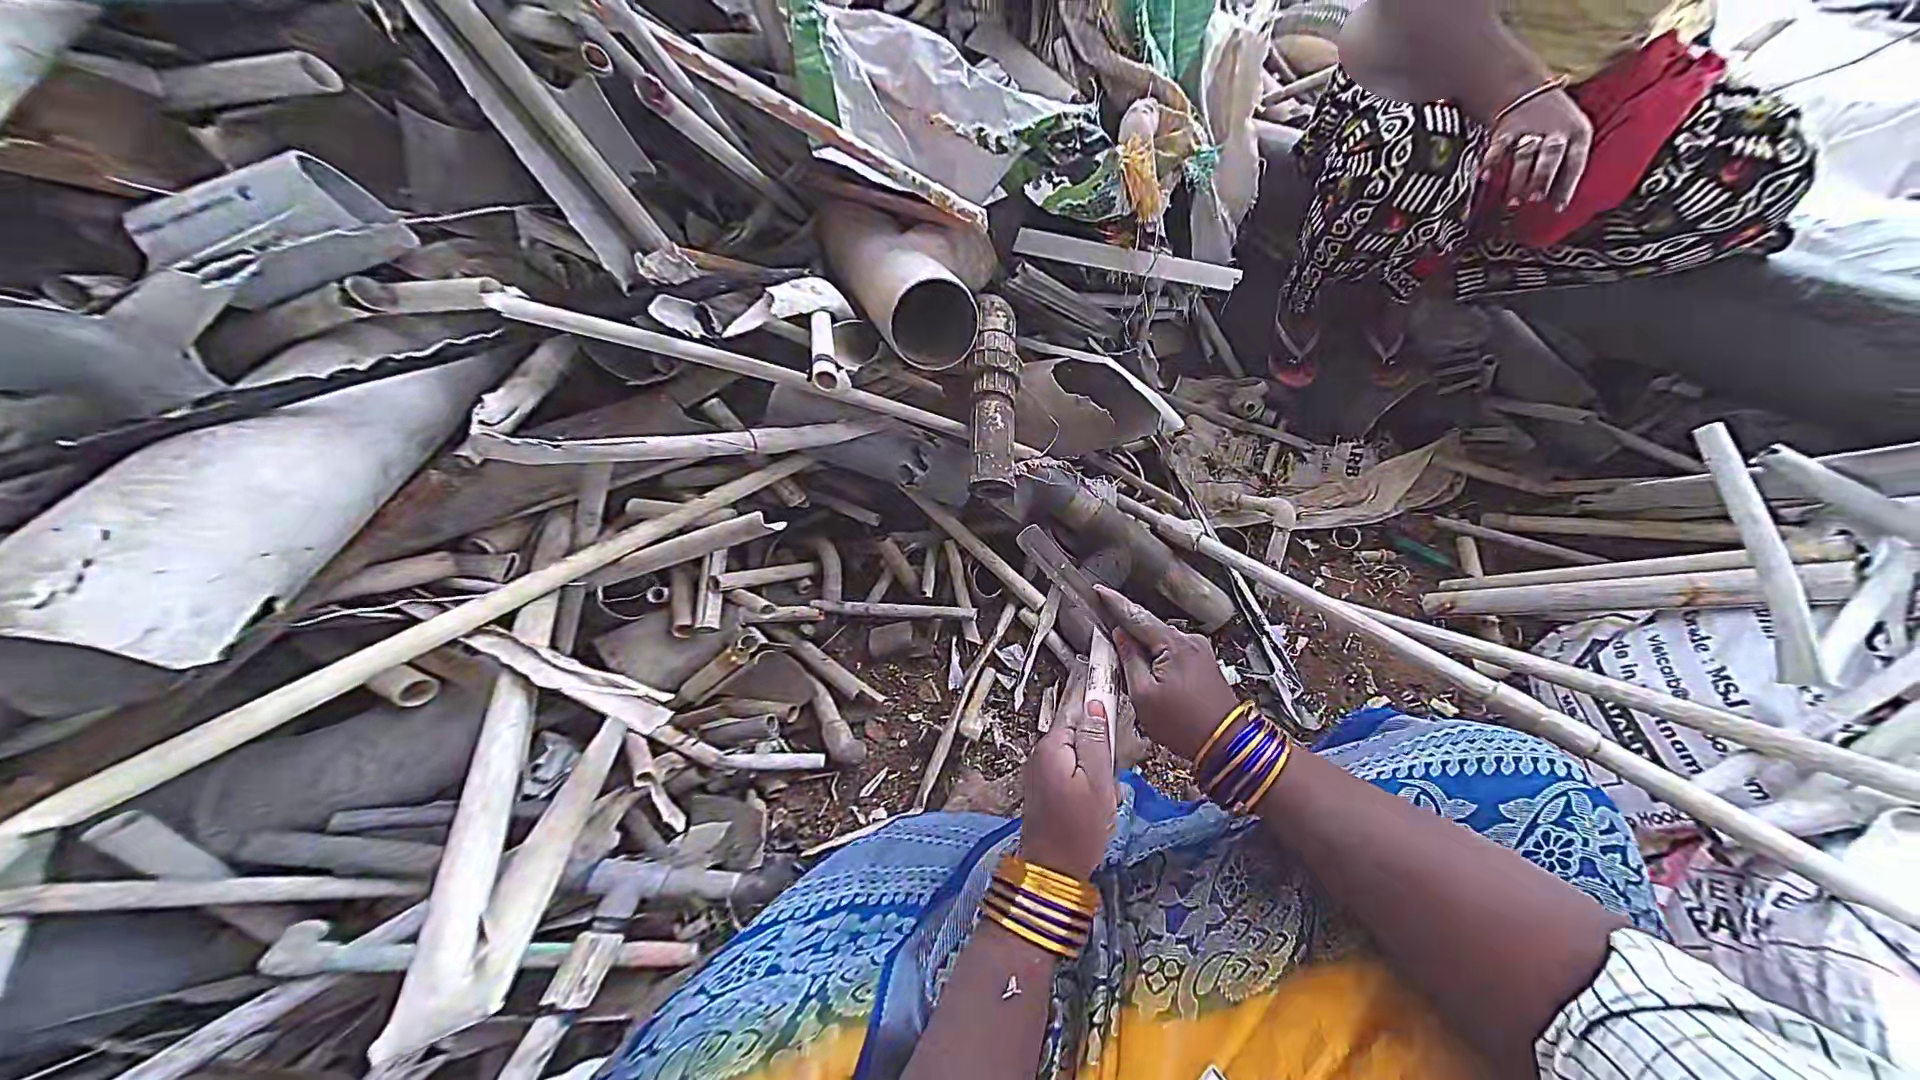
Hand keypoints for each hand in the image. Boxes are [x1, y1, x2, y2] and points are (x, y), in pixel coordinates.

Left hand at [1019, 661, 1116, 880]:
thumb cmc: (1078, 829)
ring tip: (1106, 794)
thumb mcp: (1097, 781)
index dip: (1096, 694)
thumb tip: (1095, 704)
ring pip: (1078, 752)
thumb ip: (1096, 739)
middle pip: (1078, 729)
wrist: (1054, 869)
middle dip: (1100, 744)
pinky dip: (1089, 780)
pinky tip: (1098, 802)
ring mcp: (1042, 769)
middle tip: (1113, 771)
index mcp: (1053, 746)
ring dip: (1097, 766)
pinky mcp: (1046, 785)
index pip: (1077, 707)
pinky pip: (1073, 770)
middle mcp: (1042, 752)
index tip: (1108, 674)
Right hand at [1095, 586, 1239, 761]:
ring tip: (1132, 674)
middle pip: (1149, 628)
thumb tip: (1120, 638)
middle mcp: (1191, 642)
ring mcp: (1200, 651)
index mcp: (1175, 645)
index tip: (1100, 592)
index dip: (1114, 603)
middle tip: (1107, 643)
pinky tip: (1151, 677)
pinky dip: (1158, 659)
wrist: (1225, 744)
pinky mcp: (1203, 663)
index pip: (1137, 616)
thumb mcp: (1142, 694)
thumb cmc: (1186, 725)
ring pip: (1160, 642)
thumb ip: (1128, 659)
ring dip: (1144, 650)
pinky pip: (1173, 652)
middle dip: (1127, 634)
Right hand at [1483, 86, 1590, 211]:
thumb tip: (1552, 201)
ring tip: (1511, 202)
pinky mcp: (1507, 130)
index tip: (1558, 208)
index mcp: (1578, 133)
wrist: (1528, 96)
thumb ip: (1563, 166)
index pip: (1575, 160)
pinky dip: (1491, 162)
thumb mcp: (1570, 138)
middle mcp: (1556, 130)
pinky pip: (1499, 147)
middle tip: (1532, 200)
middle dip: (1542, 178)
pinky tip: (1485, 178)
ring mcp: (1530, 130)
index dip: (1567, 185)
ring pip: (1525, 155)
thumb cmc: (1552, 127)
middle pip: (1550, 155)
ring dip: (1517, 180)